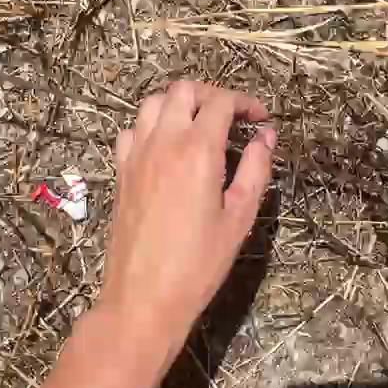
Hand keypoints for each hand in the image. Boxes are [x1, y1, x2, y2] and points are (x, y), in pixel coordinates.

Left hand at [99, 81, 275, 349]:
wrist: (143, 298)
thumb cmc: (199, 263)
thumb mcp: (239, 217)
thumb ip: (255, 169)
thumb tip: (266, 136)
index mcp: (197, 149)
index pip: (221, 102)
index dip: (245, 103)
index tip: (260, 119)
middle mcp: (163, 141)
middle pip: (183, 90)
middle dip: (211, 95)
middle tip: (232, 117)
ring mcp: (137, 154)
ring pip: (153, 102)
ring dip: (179, 103)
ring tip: (200, 124)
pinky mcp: (121, 171)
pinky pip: (132, 129)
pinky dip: (152, 125)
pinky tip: (166, 146)